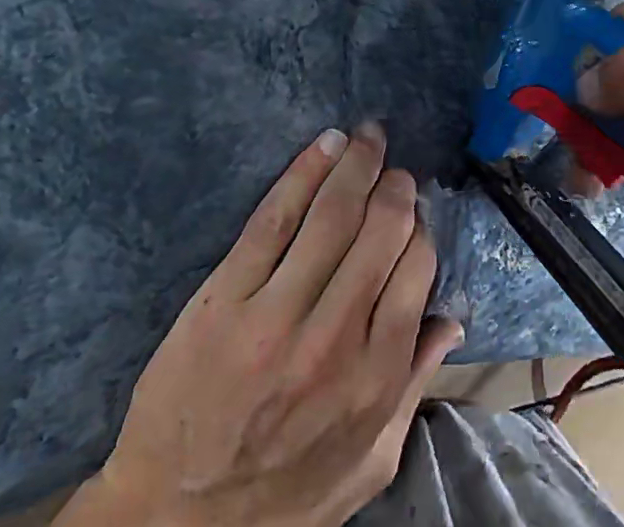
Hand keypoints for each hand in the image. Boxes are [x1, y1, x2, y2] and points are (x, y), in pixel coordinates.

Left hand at [55, 123, 462, 526]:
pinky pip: (271, 221)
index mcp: (377, 374)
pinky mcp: (222, 301)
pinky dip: (304, 174)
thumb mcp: (370, 461)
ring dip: (357, 165)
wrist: (172, 526)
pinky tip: (324, 146)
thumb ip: (415, 387)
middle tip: (397, 168)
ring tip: (368, 136)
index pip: (416, 269)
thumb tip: (451, 321)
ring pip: (332, 217)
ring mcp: (275, 316)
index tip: (415, 215)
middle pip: (381, 232)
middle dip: (396, 188)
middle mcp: (335, 338)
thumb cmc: (283, 496)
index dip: (421, 230)